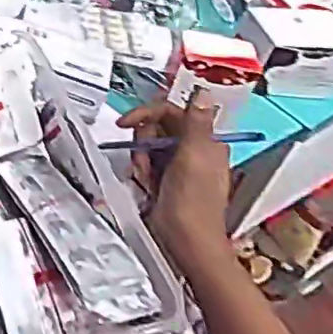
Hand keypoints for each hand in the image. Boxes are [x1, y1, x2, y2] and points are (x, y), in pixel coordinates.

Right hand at [117, 90, 231, 258]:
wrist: (186, 241)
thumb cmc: (192, 201)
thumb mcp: (194, 156)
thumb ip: (197, 122)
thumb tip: (204, 92)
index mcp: (205, 140)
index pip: (171, 111)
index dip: (148, 113)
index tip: (127, 122)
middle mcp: (192, 148)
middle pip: (156, 127)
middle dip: (143, 142)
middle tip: (144, 161)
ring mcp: (177, 164)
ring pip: (147, 145)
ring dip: (141, 158)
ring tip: (147, 177)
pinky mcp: (164, 178)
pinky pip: (145, 162)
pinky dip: (141, 171)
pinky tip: (146, 184)